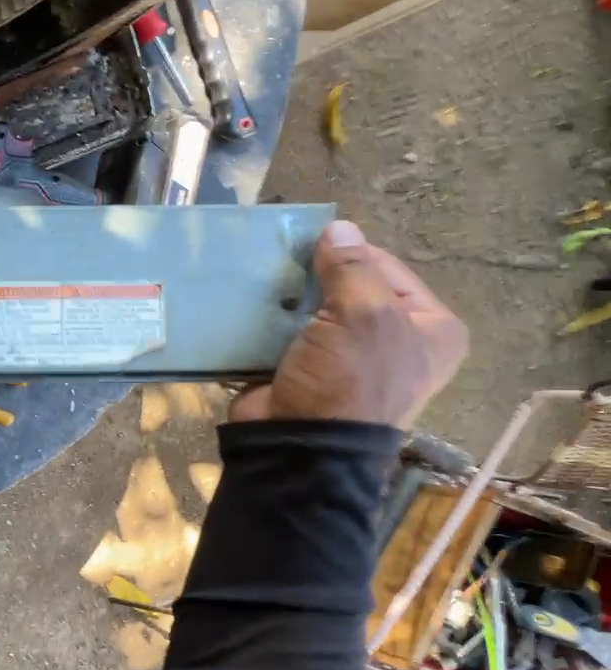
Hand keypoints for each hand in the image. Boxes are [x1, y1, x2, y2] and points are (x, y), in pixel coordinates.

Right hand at [231, 220, 467, 428]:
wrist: (300, 443)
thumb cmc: (348, 377)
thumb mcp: (362, 316)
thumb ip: (351, 269)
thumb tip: (338, 227)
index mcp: (428, 328)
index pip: (387, 270)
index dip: (349, 253)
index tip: (308, 241)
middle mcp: (389, 342)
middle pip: (346, 292)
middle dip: (310, 279)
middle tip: (276, 262)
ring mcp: (340, 361)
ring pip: (308, 316)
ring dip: (281, 302)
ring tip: (253, 283)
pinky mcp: (297, 374)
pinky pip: (279, 340)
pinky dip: (261, 327)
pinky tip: (241, 312)